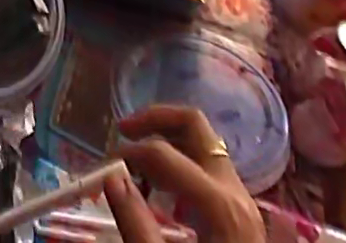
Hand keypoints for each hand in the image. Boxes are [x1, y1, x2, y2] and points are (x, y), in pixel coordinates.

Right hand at [104, 105, 266, 242]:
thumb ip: (137, 226)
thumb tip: (111, 178)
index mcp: (221, 206)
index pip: (163, 154)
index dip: (128, 153)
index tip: (104, 168)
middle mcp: (236, 192)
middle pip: (194, 125)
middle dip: (154, 120)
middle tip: (122, 132)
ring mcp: (242, 200)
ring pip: (202, 141)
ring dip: (166, 137)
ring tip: (136, 159)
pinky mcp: (239, 212)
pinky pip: (207, 165)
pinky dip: (179, 159)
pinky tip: (159, 185)